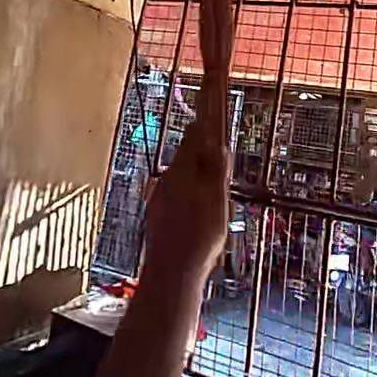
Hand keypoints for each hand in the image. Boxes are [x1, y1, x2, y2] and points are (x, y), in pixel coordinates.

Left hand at [141, 111, 229, 296]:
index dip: (204, 120)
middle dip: (201, 147)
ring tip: (212, 181)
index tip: (209, 102)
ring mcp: (161, 198)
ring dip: (195, 171)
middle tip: (218, 147)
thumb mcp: (217, 200)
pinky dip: (188, 191)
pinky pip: (176, 193)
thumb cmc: (198, 236)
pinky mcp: (159, 216)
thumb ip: (216, 170)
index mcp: (183, 171)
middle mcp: (168, 180)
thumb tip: (217, 141)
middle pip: (186, 153)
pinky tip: (197, 207)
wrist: (170, 274)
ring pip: (180, 174)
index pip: (194, 134)